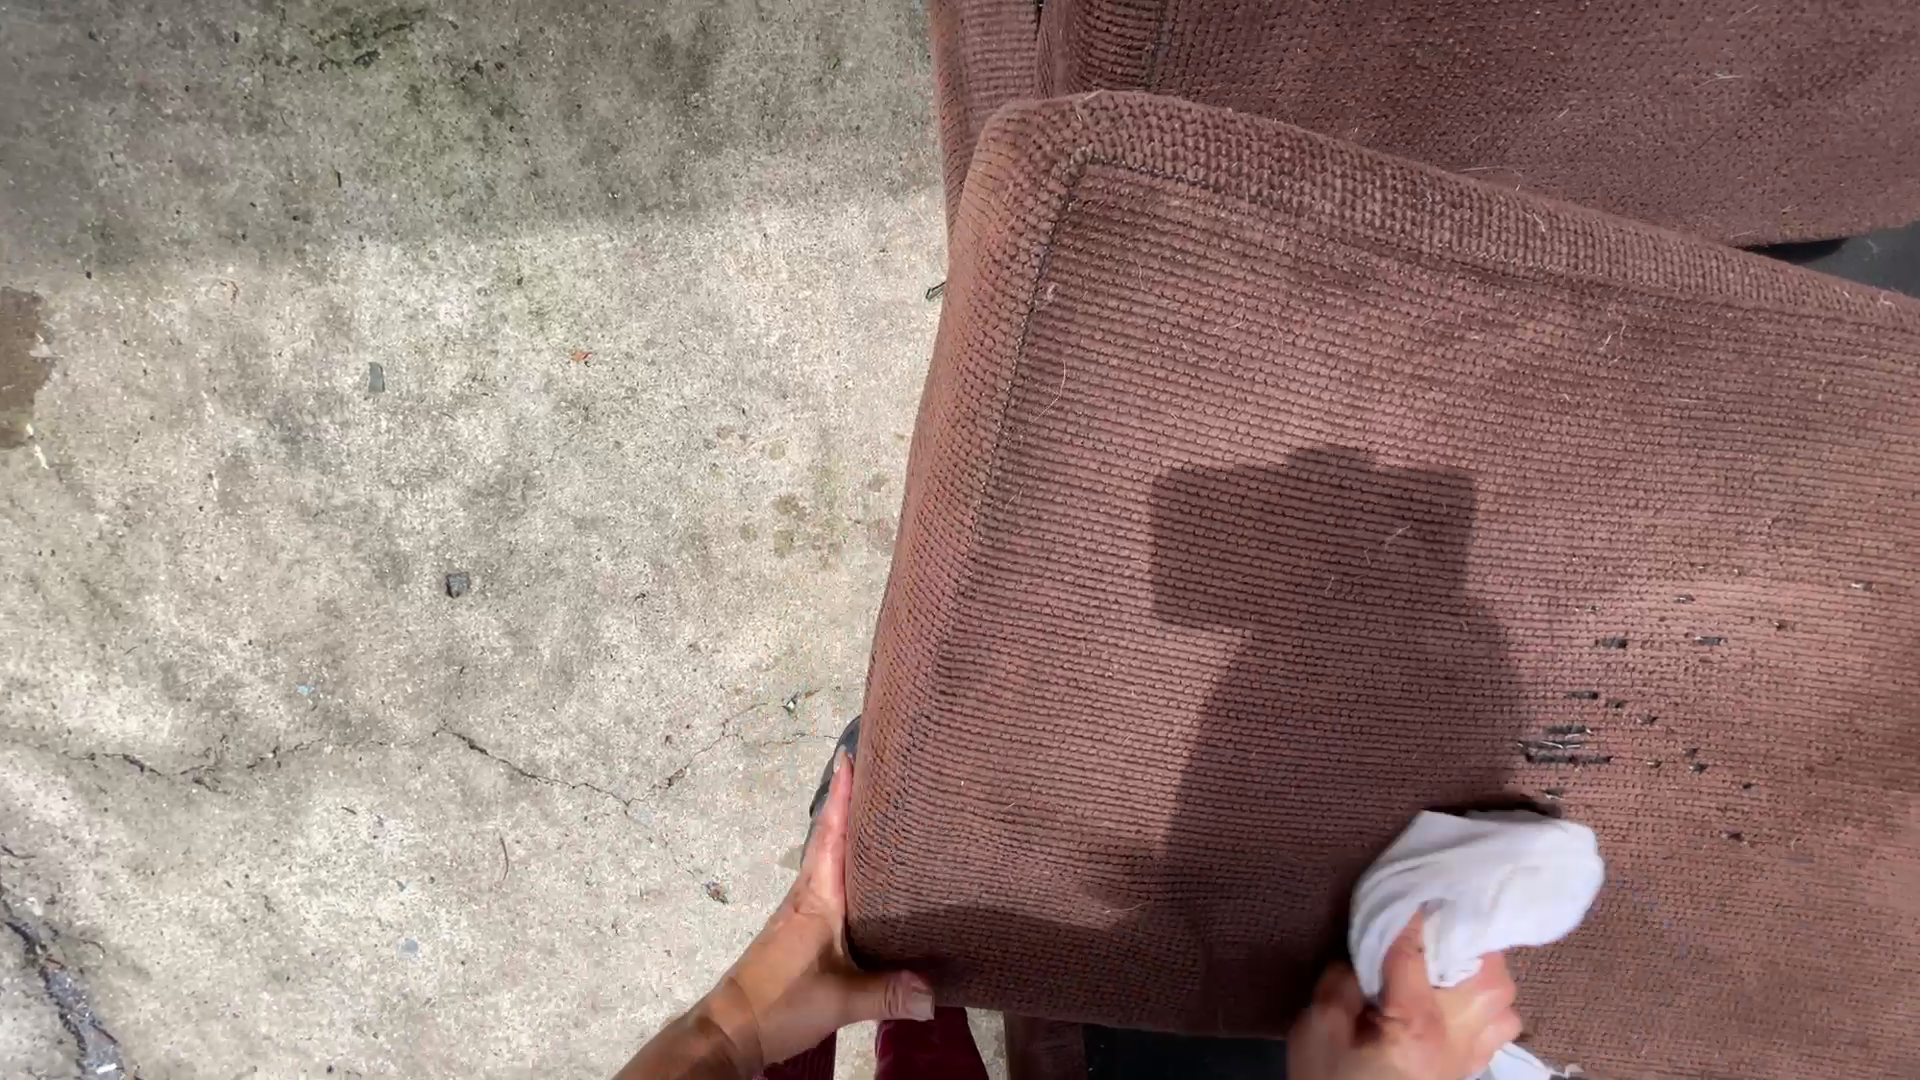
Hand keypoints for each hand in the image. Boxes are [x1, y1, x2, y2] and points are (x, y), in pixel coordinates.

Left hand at [698, 749, 933, 1073]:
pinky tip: (864, 866)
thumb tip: (935, 996)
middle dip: (850, 800)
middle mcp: (810, 890)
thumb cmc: (779, 1001)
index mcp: (818, 894)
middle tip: (878, 769)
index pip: (831, 832)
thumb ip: (885, 993)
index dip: (841, 793)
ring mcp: (804, 907)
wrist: (731, 1030)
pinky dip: (845, 857)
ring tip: (878, 806)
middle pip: (831, 834)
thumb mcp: (838, 1000)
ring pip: (829, 854)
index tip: (849, 754)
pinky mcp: (803, 925)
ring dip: (847, 826)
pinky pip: (829, 876)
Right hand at [1287, 915, 1521, 1079]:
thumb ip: (1340, 983)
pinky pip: (1499, 1025)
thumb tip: (1362, 955)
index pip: (1415, 955)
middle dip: (1467, 939)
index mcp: (1415, 1024)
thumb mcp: (1317, 1029)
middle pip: (1488, 980)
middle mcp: (1455, 1040)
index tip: (1409, 885)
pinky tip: (1457, 986)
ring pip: (1505, 1004)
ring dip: (1483, 971)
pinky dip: (1488, 998)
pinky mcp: (1467, 1070)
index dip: (1408, 916)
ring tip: (1449, 948)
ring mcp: (1468, 1059)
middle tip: (1437, 914)